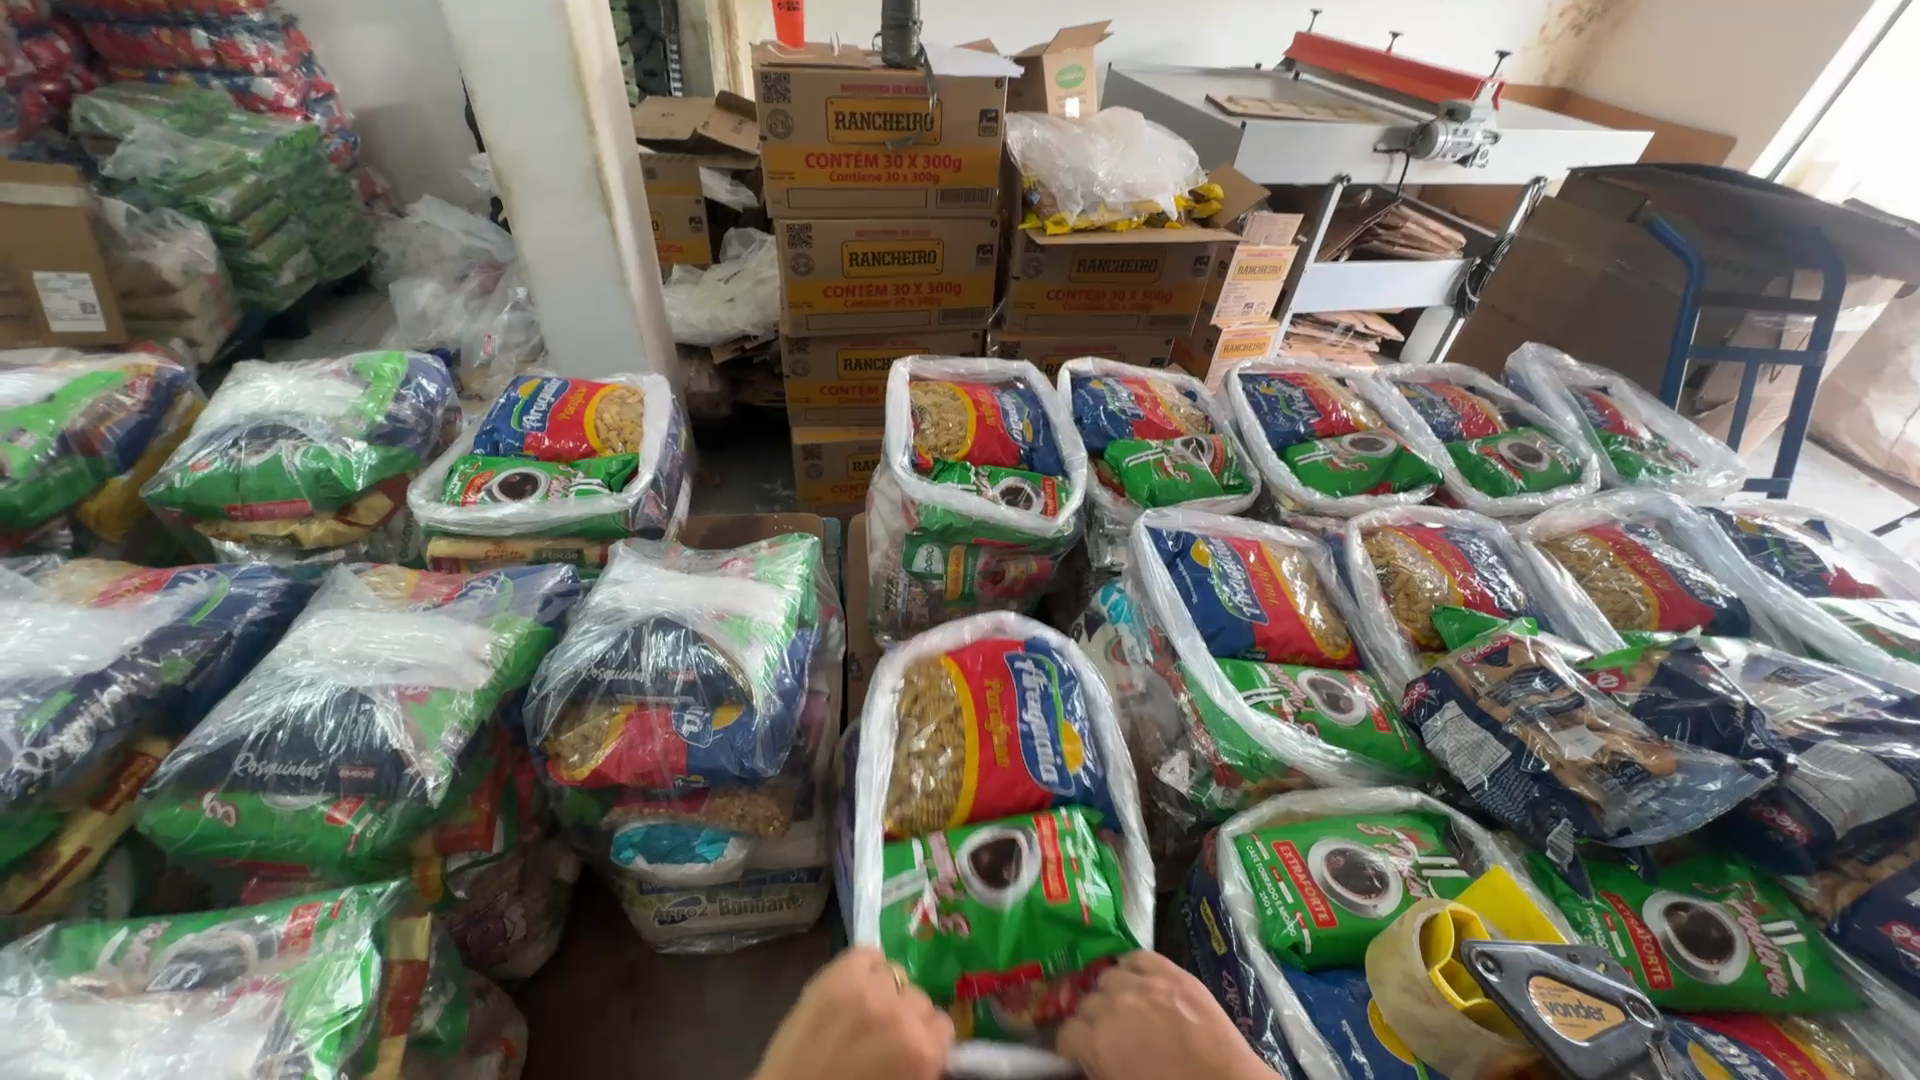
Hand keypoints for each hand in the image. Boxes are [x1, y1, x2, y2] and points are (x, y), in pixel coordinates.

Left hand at [752, 946, 953, 1079]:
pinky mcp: (836, 974)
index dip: (927, 1038)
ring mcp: (867, 990)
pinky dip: (866, 965)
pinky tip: (857, 984)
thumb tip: (929, 1044)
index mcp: (922, 1052)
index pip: (944, 1024)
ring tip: (866, 1011)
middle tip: (885, 1036)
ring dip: (886, 992)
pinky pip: (867, 952)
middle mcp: (900, 1014)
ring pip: (895, 974)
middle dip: (906, 1016)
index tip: (913, 1048)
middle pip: (920, 998)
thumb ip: (923, 1063)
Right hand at [1059, 951, 1276, 1079]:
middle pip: (1086, 1002)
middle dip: (1092, 1021)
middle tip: (1108, 1038)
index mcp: (1098, 1043)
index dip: (1072, 1047)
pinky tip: (1140, 983)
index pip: (1066, 1033)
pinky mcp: (1173, 974)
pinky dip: (1134, 968)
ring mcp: (1144, 985)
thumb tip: (1090, 1062)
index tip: (1081, 1054)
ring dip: (1111, 993)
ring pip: (1109, 976)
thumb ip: (1099, 1070)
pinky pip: (1139, 958)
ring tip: (1126, 1010)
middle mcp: (1113, 1006)